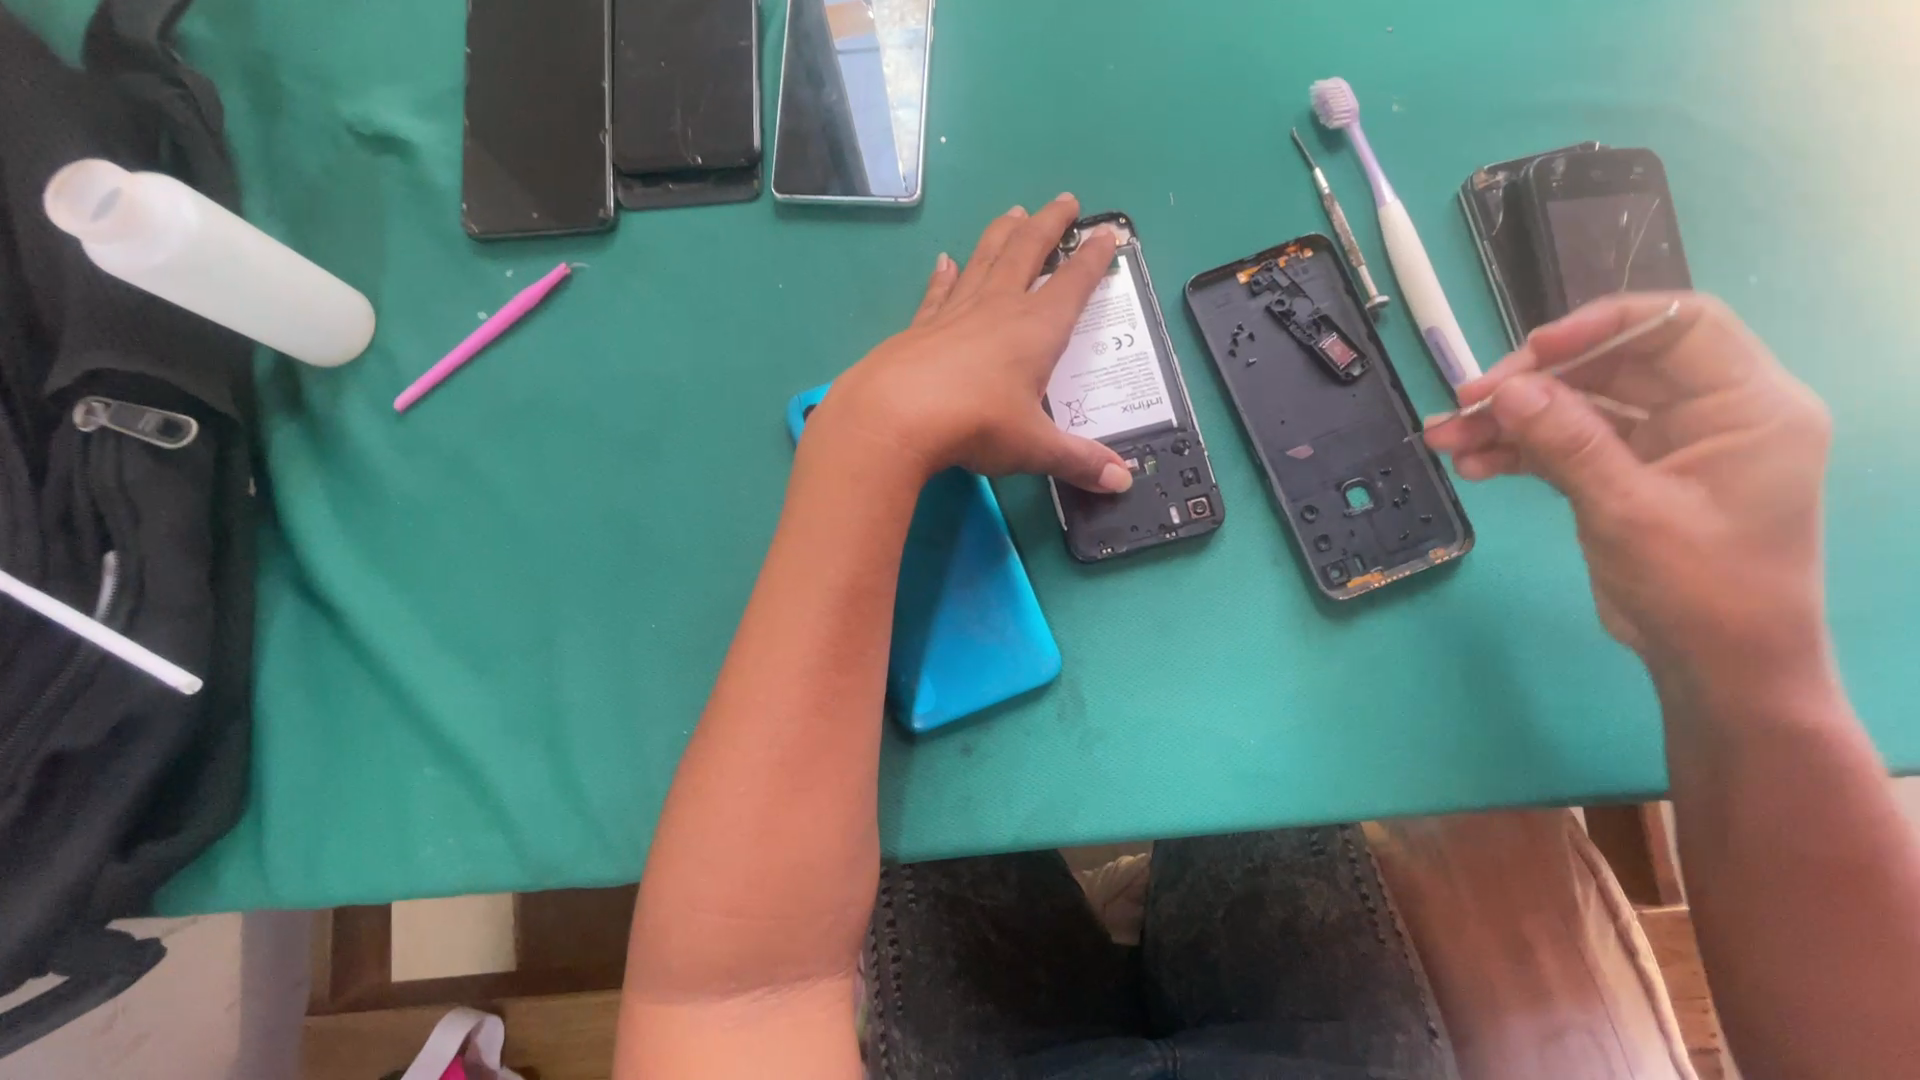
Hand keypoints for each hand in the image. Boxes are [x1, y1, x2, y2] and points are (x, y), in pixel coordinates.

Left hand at [807, 194, 1132, 492]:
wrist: (895, 416)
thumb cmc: (976, 425)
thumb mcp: (1035, 447)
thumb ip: (1079, 461)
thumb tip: (1123, 481)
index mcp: (1037, 329)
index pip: (1074, 283)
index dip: (1094, 258)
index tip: (1109, 233)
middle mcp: (999, 308)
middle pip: (1028, 252)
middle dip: (1050, 224)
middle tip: (1064, 201)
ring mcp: (956, 312)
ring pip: (985, 259)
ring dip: (1002, 234)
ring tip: (1014, 212)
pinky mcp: (921, 326)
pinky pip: (939, 291)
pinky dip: (945, 275)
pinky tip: (945, 261)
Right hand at [1424, 293, 1832, 678]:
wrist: (1716, 664)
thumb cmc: (1703, 587)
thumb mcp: (1631, 511)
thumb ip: (1569, 443)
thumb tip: (1506, 390)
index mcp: (1745, 405)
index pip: (1677, 326)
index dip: (1601, 325)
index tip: (1530, 353)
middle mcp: (1706, 414)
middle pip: (1609, 368)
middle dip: (1531, 384)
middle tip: (1464, 404)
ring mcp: (1661, 446)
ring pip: (1574, 410)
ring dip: (1508, 422)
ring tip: (1445, 440)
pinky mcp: (1623, 476)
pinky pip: (1563, 447)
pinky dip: (1517, 453)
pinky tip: (1473, 466)